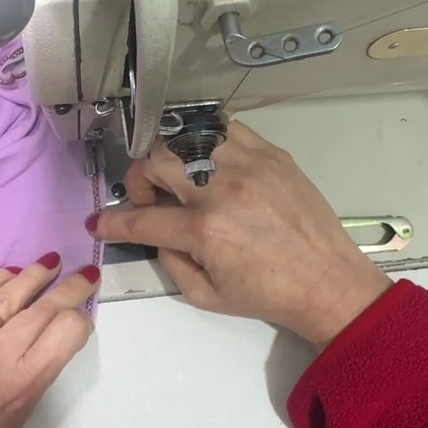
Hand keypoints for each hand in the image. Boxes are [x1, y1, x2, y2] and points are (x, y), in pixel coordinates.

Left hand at [0, 254, 99, 427]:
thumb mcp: (25, 406)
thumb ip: (43, 365)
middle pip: (43, 308)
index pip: (66, 330)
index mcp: (23, 381)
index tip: (82, 314)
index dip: (80, 318)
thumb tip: (58, 326)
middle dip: (70, 288)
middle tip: (84, 274)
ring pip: (8, 293)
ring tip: (51, 264)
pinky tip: (11, 272)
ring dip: (34, 275)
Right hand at [90, 123, 389, 346]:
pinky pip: (226, 131)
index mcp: (206, 232)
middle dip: (139, 180)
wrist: (327, 281)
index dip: (114, 222)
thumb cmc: (267, 296)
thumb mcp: (206, 296)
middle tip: (149, 200)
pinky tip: (211, 166)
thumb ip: (170, 263)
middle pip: (157, 162)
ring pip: (188, 138)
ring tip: (183, 180)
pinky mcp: (272, 154)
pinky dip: (207, 144)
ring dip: (173, 158)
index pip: (142, 220)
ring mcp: (250, 165)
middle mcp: (224, 190)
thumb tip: (157, 234)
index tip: (99, 222)